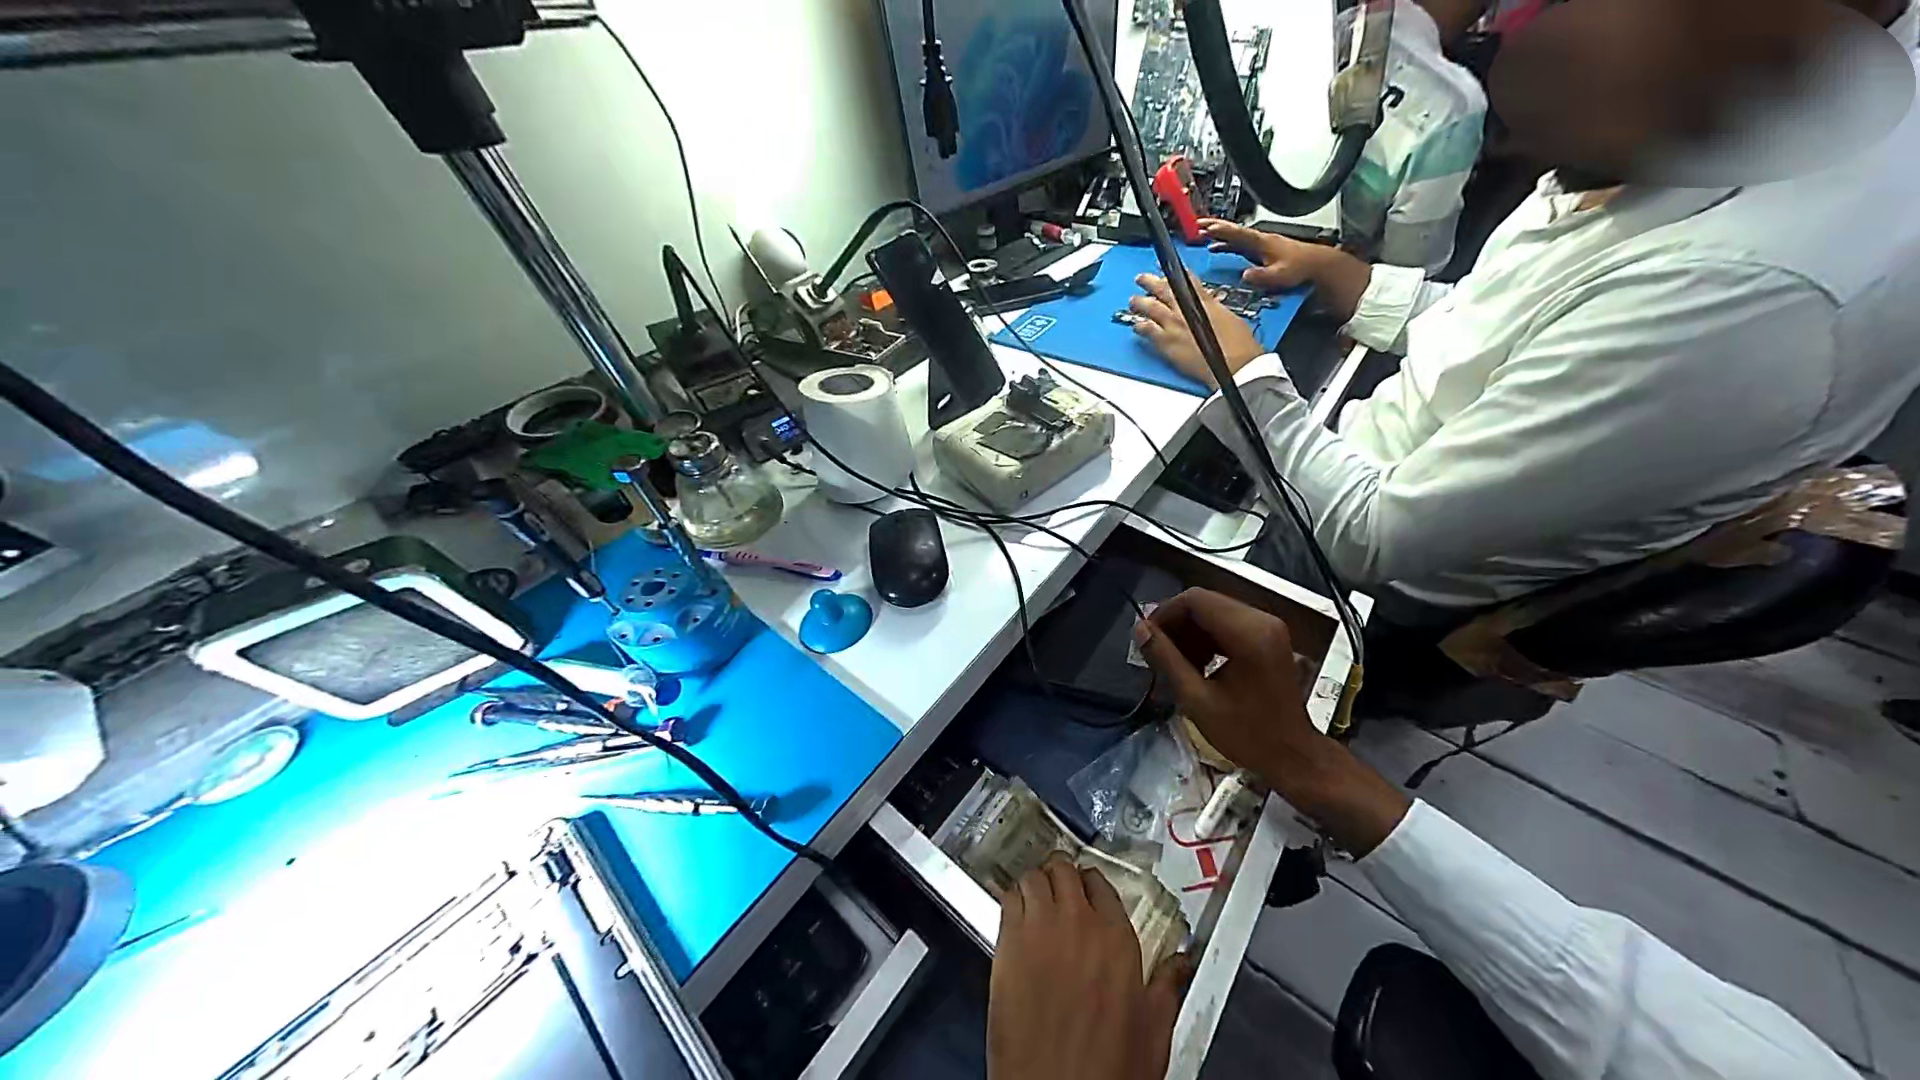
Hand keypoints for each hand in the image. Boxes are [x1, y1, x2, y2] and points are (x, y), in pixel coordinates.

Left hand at [988, 855, 1191, 1079]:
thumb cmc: (1105, 1069)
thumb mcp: (1153, 1032)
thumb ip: (1166, 987)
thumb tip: (1181, 963)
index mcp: (1116, 939)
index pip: (1101, 884)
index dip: (1092, 884)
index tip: (1087, 889)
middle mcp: (1078, 922)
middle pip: (1064, 870)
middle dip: (1061, 874)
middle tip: (1059, 885)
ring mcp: (1040, 927)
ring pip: (1034, 876)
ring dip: (1036, 882)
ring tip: (1037, 895)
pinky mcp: (1008, 940)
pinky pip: (1008, 898)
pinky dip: (1012, 898)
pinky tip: (1015, 912)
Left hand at [1127, 272, 1264, 387]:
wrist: (1233, 365)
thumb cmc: (1239, 346)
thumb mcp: (1231, 317)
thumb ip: (1214, 309)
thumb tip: (1210, 308)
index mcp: (1204, 301)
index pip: (1185, 279)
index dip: (1174, 273)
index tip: (1166, 271)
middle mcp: (1186, 309)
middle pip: (1163, 289)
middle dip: (1150, 282)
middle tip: (1142, 279)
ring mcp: (1174, 324)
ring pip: (1150, 307)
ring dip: (1139, 302)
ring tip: (1133, 301)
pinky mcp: (1166, 342)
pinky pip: (1147, 330)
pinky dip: (1140, 326)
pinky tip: (1136, 326)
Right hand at [1134, 589, 1411, 855]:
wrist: (1294, 755)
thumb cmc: (1246, 733)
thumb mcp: (1196, 699)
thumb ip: (1166, 659)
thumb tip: (1140, 630)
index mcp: (1248, 634)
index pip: (1196, 600)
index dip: (1165, 613)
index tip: (1146, 636)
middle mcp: (1262, 621)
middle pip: (1205, 602)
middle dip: (1176, 623)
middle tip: (1155, 650)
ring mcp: (1269, 627)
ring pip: (1215, 611)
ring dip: (1189, 631)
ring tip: (1173, 660)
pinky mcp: (1269, 637)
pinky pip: (1228, 623)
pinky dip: (1206, 637)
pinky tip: (1195, 663)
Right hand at [1197, 218, 1325, 290]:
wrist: (1315, 264)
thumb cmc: (1300, 267)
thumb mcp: (1280, 275)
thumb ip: (1262, 275)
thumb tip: (1245, 275)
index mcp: (1263, 242)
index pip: (1238, 233)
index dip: (1221, 231)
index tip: (1205, 228)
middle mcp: (1260, 240)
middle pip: (1233, 230)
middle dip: (1214, 226)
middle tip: (1197, 225)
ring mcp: (1260, 244)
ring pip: (1234, 235)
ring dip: (1218, 234)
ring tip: (1201, 234)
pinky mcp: (1260, 250)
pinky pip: (1238, 244)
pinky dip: (1225, 243)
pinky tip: (1217, 248)